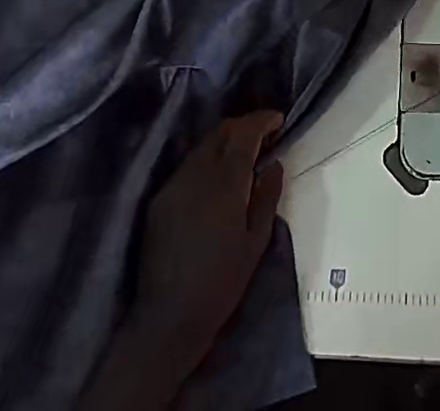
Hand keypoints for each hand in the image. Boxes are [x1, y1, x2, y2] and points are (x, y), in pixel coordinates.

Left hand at [84, 111, 284, 410]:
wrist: (169, 318)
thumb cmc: (223, 281)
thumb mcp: (257, 239)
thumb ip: (267, 195)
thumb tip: (274, 163)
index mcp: (224, 183)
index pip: (243, 134)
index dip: (262, 120)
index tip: (279, 120)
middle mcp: (195, 176)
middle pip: (220, 132)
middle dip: (245, 126)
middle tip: (267, 134)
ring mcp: (173, 186)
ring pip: (202, 146)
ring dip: (226, 141)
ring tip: (246, 153)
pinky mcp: (160, 200)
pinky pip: (189, 165)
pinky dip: (209, 158)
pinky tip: (220, 176)